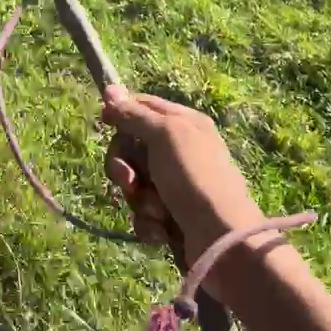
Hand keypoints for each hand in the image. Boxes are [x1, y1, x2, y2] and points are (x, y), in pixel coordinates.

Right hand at [100, 86, 268, 278]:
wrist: (224, 242)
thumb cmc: (195, 178)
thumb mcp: (165, 135)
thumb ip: (135, 114)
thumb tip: (110, 89)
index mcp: (183, 124)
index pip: (142, 106)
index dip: (121, 113)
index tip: (105, 122)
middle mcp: (179, 151)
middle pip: (130, 146)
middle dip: (124, 165)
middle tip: (130, 179)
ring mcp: (175, 185)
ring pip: (133, 181)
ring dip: (137, 197)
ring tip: (155, 211)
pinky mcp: (171, 216)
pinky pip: (142, 211)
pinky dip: (147, 221)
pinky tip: (160, 228)